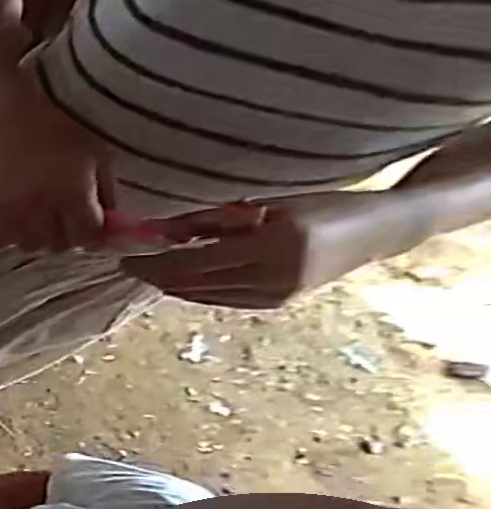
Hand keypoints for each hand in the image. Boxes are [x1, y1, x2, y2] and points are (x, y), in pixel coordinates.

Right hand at [0, 93, 112, 251]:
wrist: (3, 116)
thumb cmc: (55, 127)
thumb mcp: (94, 155)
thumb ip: (103, 191)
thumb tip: (111, 219)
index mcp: (71, 194)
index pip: (87, 237)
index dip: (94, 234)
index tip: (94, 225)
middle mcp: (37, 210)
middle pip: (55, 245)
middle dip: (64, 234)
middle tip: (64, 218)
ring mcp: (5, 215)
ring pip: (26, 246)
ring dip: (35, 236)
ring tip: (36, 218)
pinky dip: (6, 235)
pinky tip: (11, 219)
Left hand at [119, 193, 390, 308]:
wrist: (383, 230)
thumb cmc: (321, 207)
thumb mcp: (267, 205)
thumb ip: (212, 220)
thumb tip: (154, 229)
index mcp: (275, 245)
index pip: (191, 262)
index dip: (152, 263)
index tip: (125, 257)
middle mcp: (276, 274)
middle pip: (191, 282)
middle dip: (154, 275)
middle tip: (129, 264)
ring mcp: (277, 294)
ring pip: (201, 293)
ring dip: (170, 283)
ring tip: (149, 268)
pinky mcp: (276, 303)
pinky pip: (218, 299)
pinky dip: (193, 289)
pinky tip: (178, 278)